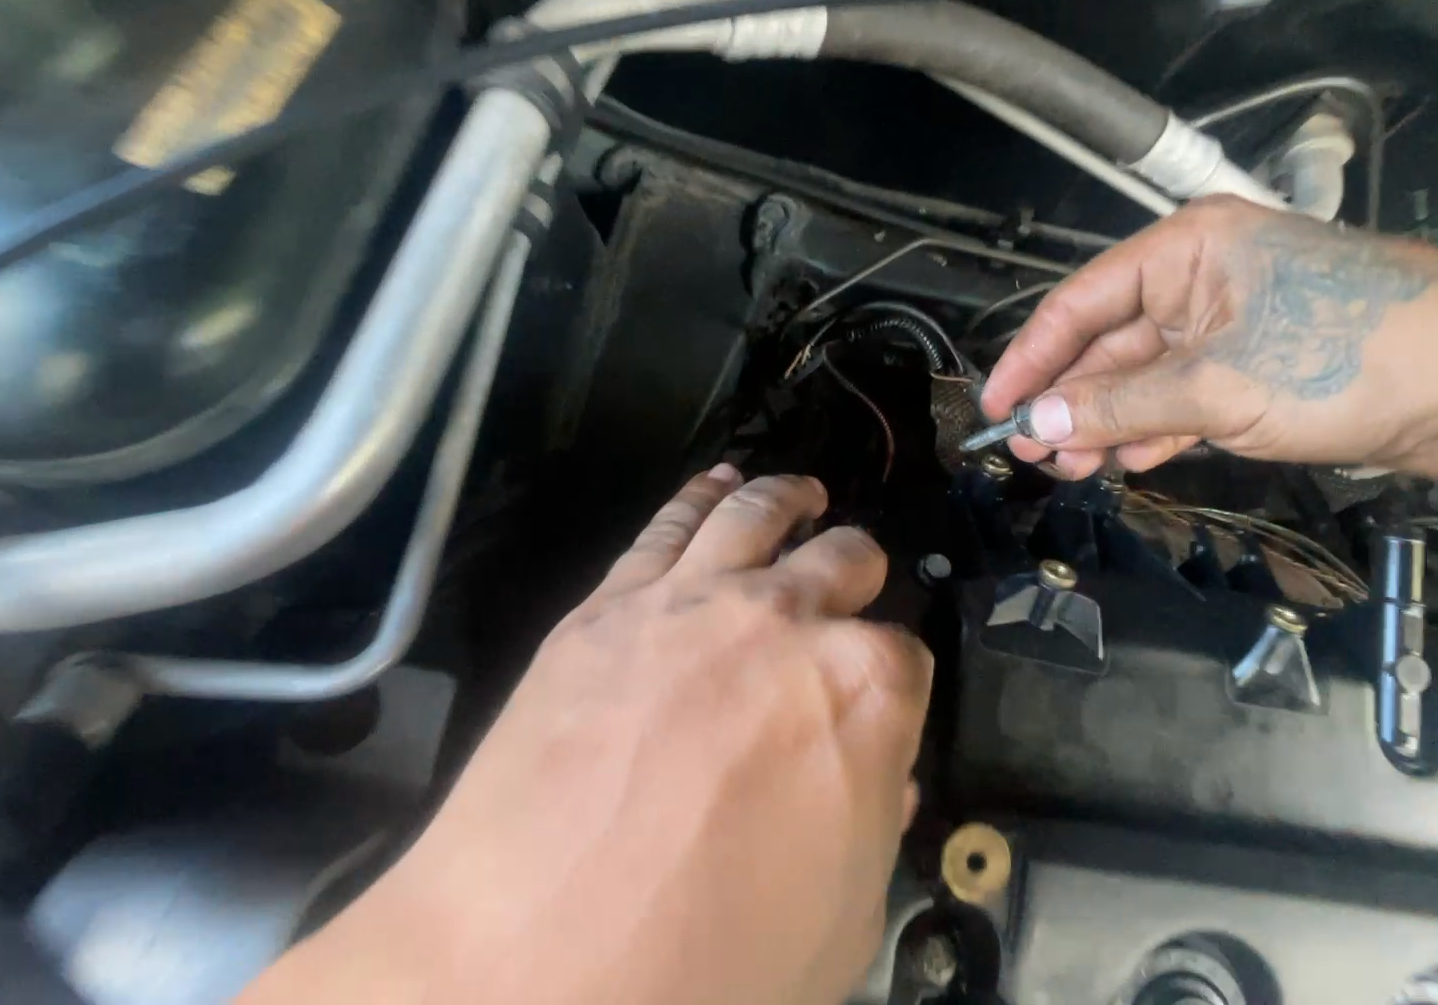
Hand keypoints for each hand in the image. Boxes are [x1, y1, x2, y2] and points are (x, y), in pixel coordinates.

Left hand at [244, 469, 930, 1004]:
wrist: (529, 964)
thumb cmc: (711, 962)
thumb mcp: (843, 919)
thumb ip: (874, 821)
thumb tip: (878, 772)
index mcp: (865, 689)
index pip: (907, 654)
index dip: (897, 680)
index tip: (880, 699)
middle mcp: (786, 618)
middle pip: (843, 560)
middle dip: (858, 568)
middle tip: (855, 574)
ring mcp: (692, 598)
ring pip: (758, 515)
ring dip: (790, 498)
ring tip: (802, 491)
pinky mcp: (610, 602)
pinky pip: (669, 523)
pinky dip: (702, 493)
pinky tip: (719, 482)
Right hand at [981, 197, 1437, 478]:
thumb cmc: (1346, 358)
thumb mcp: (1216, 387)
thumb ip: (1118, 408)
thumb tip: (1034, 427)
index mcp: (1184, 250)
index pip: (1079, 304)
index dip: (1030, 359)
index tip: (995, 408)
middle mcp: (1198, 279)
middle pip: (1106, 346)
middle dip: (1068, 403)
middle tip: (1026, 453)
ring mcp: (1226, 326)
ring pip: (1140, 379)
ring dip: (1105, 426)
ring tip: (1068, 470)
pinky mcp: (1253, 368)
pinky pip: (1179, 399)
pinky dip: (1152, 431)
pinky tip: (1123, 462)